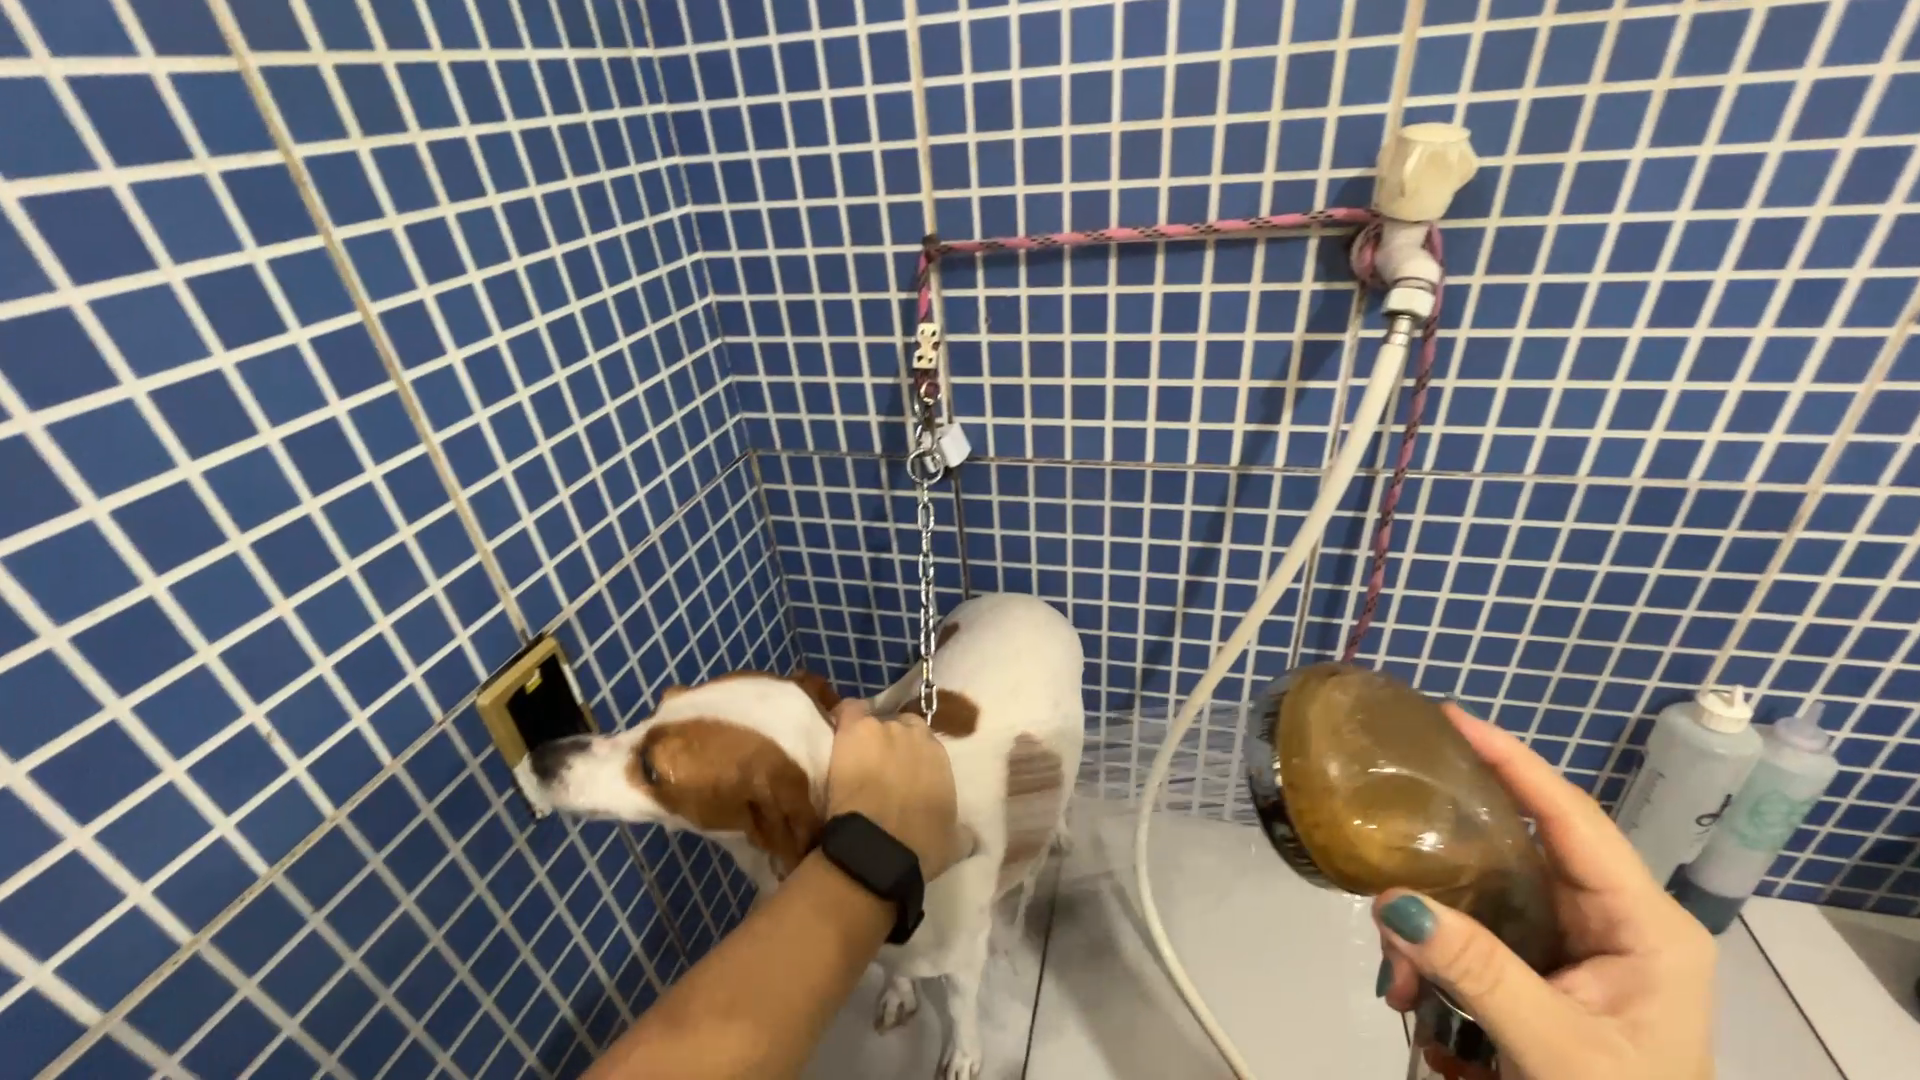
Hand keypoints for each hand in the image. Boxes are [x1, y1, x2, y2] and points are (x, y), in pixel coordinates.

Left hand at [826, 700, 966, 879]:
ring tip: (853, 756)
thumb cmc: (921, 846)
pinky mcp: (855, 731)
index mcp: (939, 756)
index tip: (902, 772)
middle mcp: (915, 735)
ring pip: (873, 722)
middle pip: (900, 727)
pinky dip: (843, 718)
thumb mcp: (954, 842)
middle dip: (891, 742)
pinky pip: (849, 711)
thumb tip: (969, 836)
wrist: (881, 847)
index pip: (925, 743)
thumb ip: (962, 831)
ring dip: (866, 735)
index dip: (911, 755)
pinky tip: (837, 733)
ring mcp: (884, 728)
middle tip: (878, 765)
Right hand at [1374, 704, 1715, 1079]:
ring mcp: (1573, 941)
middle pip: (1517, 845)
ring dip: (1429, 917)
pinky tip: (1407, 984)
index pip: (1572, 816)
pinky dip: (1433, 950)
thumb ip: (1482, 974)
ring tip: (1395, 964)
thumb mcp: (1560, 1050)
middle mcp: (1609, 917)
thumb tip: (1396, 901)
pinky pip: (1474, 929)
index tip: (1450, 715)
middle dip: (1443, 849)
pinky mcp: (1541, 966)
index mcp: (1643, 923)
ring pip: (1483, 889)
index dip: (1512, 760)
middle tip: (1384, 824)